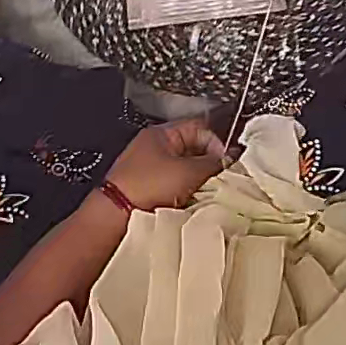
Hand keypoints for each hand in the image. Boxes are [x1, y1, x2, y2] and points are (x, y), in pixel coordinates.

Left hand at [103, 119, 227, 210]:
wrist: (116, 217)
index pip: (199, 127)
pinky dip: (186, 192)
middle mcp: (154, 147)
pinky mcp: (148, 189)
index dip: (216, 142)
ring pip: (185, 169)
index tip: (226, 160)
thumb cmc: (148, 186)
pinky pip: (175, 185)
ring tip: (206, 192)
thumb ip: (212, 163)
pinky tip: (192, 202)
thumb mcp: (187, 171)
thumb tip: (229, 159)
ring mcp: (150, 169)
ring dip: (198, 180)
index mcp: (161, 134)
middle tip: (220, 178)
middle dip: (208, 163)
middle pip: (193, 149)